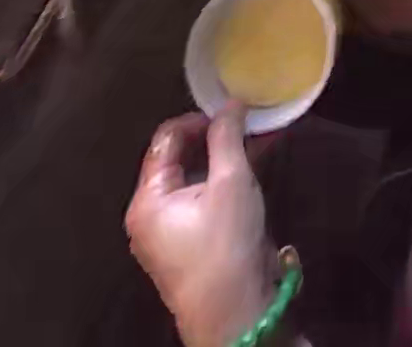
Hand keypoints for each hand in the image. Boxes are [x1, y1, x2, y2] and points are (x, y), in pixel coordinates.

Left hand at [125, 102, 277, 346]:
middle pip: (180, 154)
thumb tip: (230, 104)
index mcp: (149, 197)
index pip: (167, 138)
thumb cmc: (225, 241)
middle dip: (216, 132)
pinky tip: (260, 156)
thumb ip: (228, 138)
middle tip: (252, 118)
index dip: (200, 117)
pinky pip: (207, 189)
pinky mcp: (193, 234)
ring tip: (262, 132)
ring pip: (197, 171)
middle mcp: (151, 210)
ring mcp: (171, 225)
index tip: (235, 110)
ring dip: (227, 150)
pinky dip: (229, 171)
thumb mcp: (231, 181)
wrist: (233, 308)